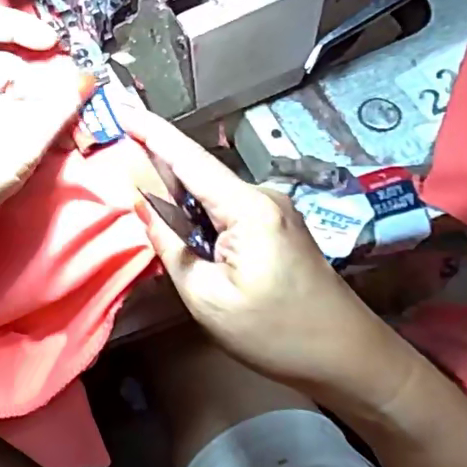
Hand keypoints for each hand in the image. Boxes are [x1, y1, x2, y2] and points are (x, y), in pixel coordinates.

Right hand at [122, 108, 427, 417]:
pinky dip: (199, 216)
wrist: (349, 357)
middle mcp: (262, 196)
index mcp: (247, 208)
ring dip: (178, 199)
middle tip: (117, 166)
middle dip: (157, 168)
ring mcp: (273, 209)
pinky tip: (183, 232)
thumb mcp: (208, 298)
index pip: (189, 159)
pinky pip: (226, 210)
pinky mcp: (276, 225)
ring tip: (144, 208)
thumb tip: (145, 206)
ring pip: (210, 195)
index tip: (123, 109)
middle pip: (198, 174)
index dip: (152, 132)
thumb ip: (171, 247)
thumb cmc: (277, 334)